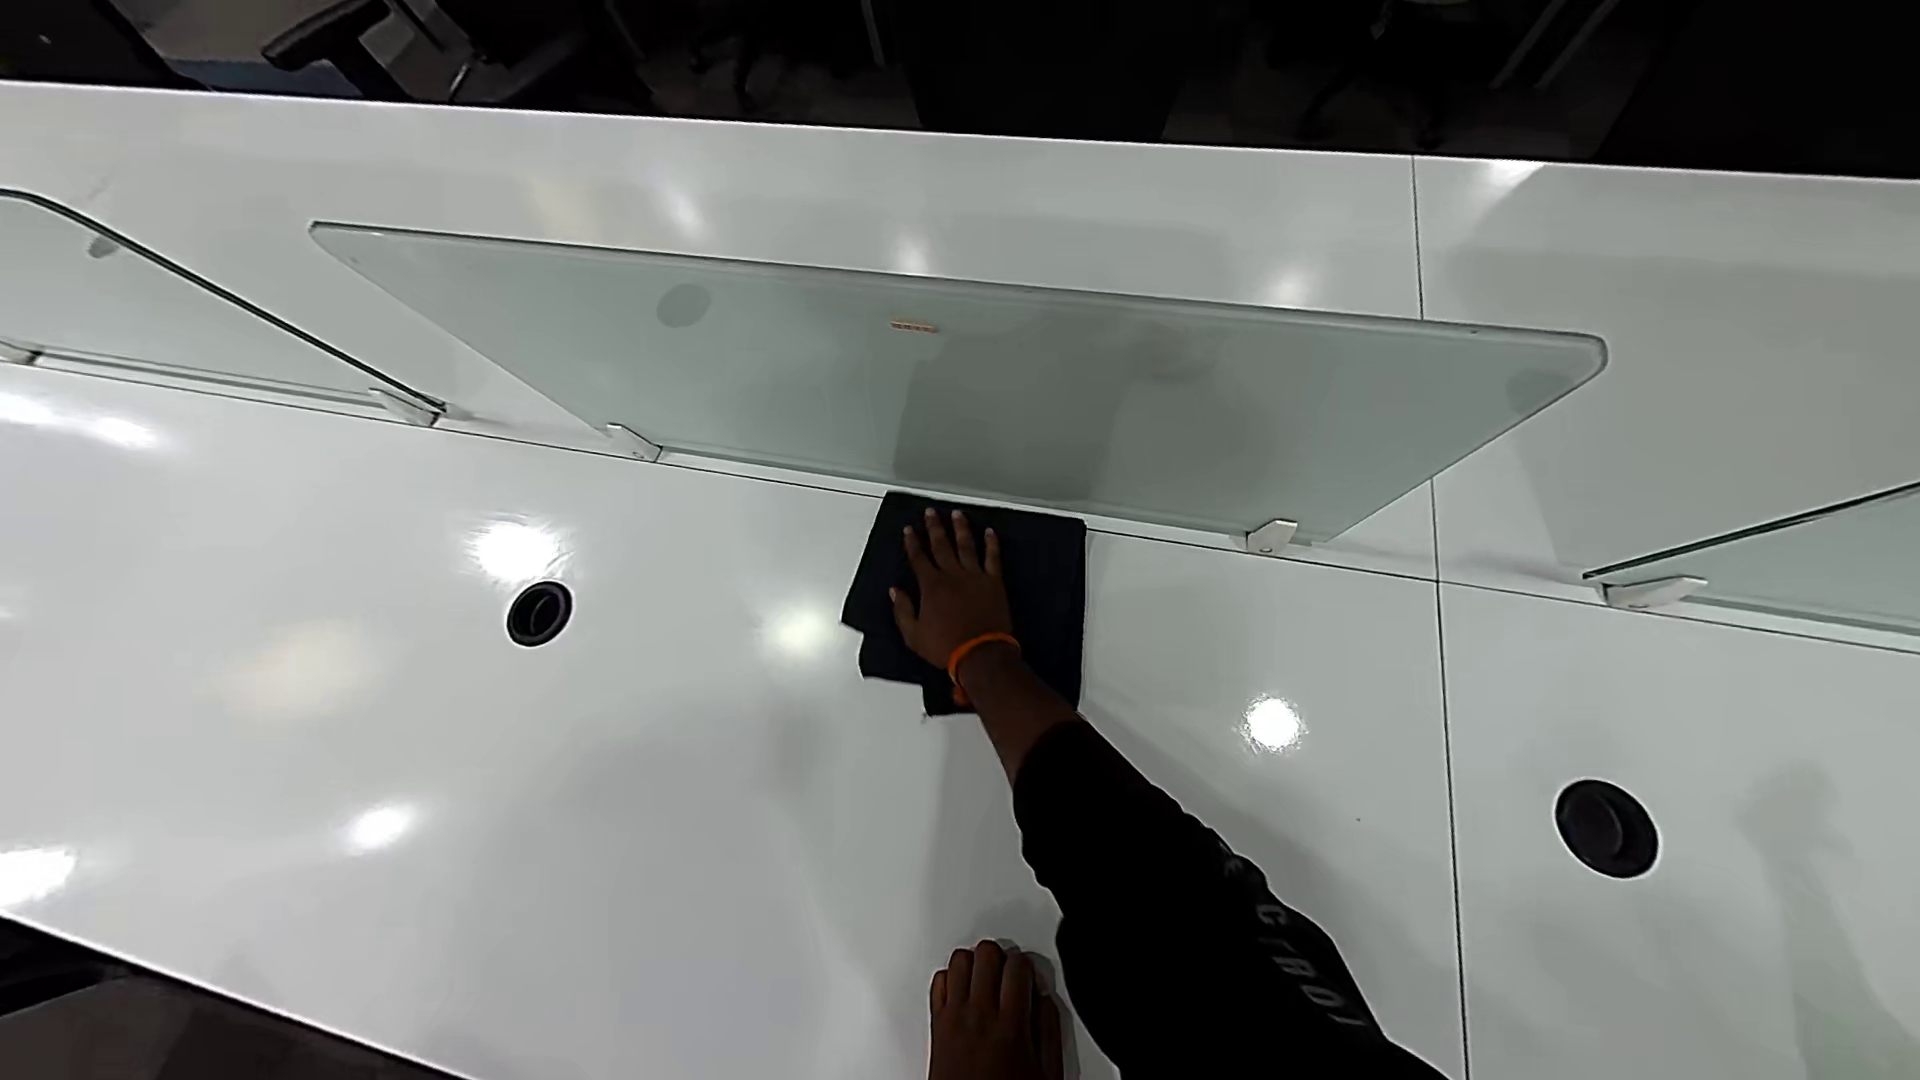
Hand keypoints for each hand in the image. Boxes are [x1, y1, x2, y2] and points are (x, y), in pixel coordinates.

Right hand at [892, 509, 1012, 669]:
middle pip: (941, 545)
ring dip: (960, 528)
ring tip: (956, 514)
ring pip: (966, 545)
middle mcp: (952, 575)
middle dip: (934, 527)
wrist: (980, 654)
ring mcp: (975, 576)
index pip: (918, 558)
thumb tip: (894, 592)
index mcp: (932, 586)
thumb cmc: (946, 646)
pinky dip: (991, 543)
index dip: (913, 542)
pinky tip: (989, 532)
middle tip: (930, 512)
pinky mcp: (994, 583)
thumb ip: (903, 610)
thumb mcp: (913, 634)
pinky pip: (993, 557)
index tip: (909, 529)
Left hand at [928, 941, 1063, 1079]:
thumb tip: (1045, 998)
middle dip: (1000, 958)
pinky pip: (939, 981)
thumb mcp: (1045, 1077)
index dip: (1026, 966)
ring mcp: (954, 1017)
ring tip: (985, 979)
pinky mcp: (936, 1024)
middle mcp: (979, 1015)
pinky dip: (951, 979)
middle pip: (987, 953)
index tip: (1028, 976)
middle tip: (1007, 975)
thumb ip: (1049, 1031)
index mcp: (1010, 1028)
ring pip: (960, 959)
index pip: (1017, 966)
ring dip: (975, 964)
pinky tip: (964, 991)